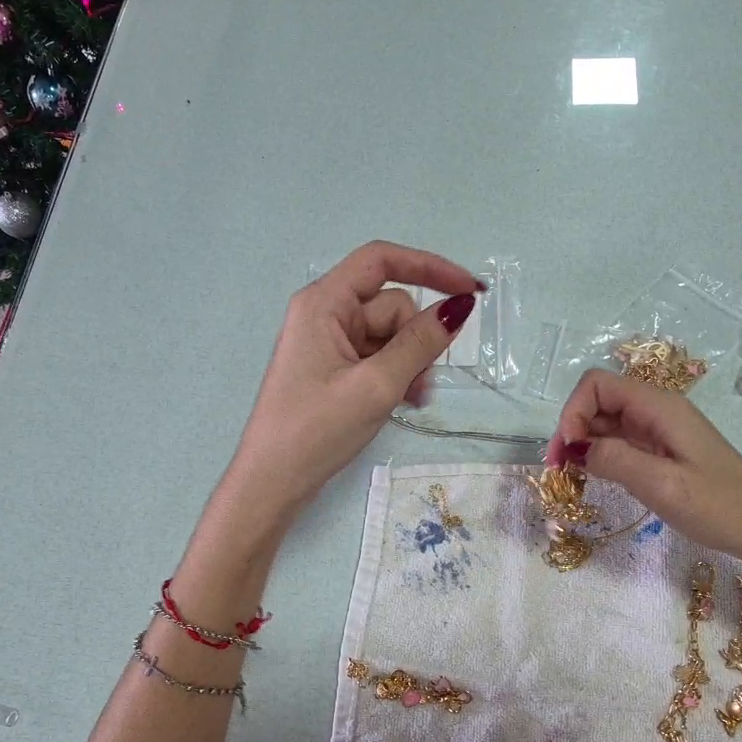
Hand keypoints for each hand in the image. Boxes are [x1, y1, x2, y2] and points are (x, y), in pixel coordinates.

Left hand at [226, 241, 479, 513]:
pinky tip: (403, 402)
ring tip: (411, 401)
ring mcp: (327, 343)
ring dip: (409, 362)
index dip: (430, 267)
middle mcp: (324, 313)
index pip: (382, 260)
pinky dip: (395, 374)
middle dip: (416, 339)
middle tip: (422, 383)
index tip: (469, 290)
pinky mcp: (332, 369)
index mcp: (324, 303)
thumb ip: (420, 344)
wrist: (272, 481)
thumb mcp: (376, 386)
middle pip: (390, 305)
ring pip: (389, 335)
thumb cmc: (316, 430)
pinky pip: (376, 357)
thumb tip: (458, 307)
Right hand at [545, 369, 741, 560]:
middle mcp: (657, 411)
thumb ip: (614, 460)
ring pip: (606, 422)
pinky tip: (596, 478)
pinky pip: (620, 442)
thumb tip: (574, 447)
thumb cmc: (719, 507)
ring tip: (572, 478)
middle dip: (571, 429)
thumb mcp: (662, 485)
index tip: (566, 452)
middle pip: (598, 401)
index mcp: (660, 408)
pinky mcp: (661, 451)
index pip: (597, 385)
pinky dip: (600, 455)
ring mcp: (660, 431)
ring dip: (583, 444)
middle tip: (560, 471)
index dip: (573, 411)